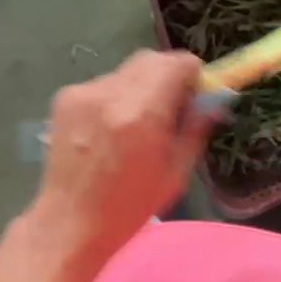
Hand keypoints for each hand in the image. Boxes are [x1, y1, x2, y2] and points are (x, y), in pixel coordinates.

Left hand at [25, 51, 212, 256]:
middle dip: (166, 74)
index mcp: (143, 113)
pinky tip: (107, 128)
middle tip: (170, 104)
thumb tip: (215, 99)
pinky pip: (102, 83)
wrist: (70, 222)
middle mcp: (112, 93)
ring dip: (139, 86)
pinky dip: (113, 97)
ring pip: (126, 71)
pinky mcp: (65, 95)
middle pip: (151, 59)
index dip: (191, 73)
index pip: (176, 63)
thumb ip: (195, 128)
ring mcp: (85, 91)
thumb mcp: (174, 173)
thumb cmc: (129, 206)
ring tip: (134, 122)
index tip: (194, 91)